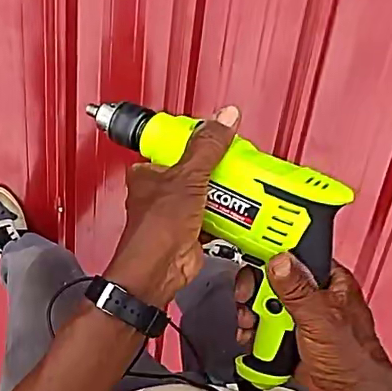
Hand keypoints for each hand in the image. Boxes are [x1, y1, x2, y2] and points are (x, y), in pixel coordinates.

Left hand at [104, 106, 239, 306]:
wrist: (159, 271)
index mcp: (149, 173)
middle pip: (197, 171)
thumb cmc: (154, 229)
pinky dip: (228, 217)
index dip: (198, 141)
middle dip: (218, 170)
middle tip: (235, 165)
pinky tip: (238, 212)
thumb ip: (207, 147)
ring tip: (241, 187)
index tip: (219, 136)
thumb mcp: (186, 177)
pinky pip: (216, 218)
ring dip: (225, 195)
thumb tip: (223, 119)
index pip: (177, 146)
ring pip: (208, 195)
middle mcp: (161, 192)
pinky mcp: (192, 232)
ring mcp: (177, 213)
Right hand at [236, 252, 391, 390]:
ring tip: (256, 326)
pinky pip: (263, 326)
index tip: (254, 263)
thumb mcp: (320, 317)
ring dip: (254, 316)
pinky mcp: (287, 334)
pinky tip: (258, 339)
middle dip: (256, 294)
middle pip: (271, 280)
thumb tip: (280, 262)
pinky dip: (255, 333)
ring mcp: (299, 314)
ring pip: (263, 304)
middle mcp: (312, 294)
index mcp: (327, 280)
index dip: (272, 257)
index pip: (294, 256)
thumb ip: (297, 289)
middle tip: (253, 303)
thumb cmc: (353, 357)